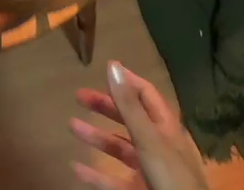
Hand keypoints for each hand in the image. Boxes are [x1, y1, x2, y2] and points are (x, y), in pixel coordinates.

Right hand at [69, 62, 208, 189]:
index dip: (127, 80)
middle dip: (104, 106)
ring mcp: (148, 170)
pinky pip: (113, 180)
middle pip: (128, 118)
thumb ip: (129, 105)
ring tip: (72, 126)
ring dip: (96, 137)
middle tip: (79, 96)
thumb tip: (112, 65)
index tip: (104, 68)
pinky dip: (95, 174)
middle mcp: (157, 145)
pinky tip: (77, 169)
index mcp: (165, 126)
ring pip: (118, 148)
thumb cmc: (171, 176)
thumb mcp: (149, 138)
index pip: (145, 94)